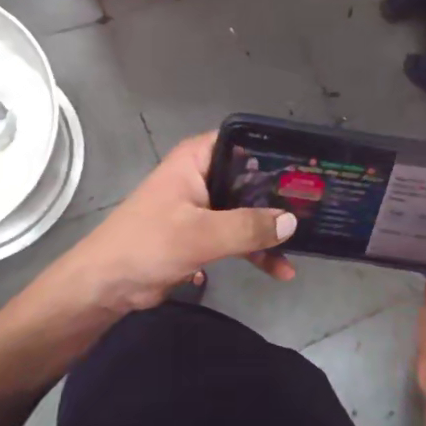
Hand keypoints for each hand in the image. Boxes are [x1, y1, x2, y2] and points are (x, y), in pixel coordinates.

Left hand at [51, 132, 297, 312]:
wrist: (108, 284)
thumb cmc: (149, 244)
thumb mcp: (202, 234)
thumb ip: (248, 227)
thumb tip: (291, 222)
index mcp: (194, 161)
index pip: (240, 141)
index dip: (272, 152)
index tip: (306, 166)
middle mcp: (199, 178)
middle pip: (248, 179)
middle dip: (278, 195)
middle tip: (318, 206)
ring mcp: (200, 208)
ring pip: (244, 211)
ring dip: (269, 230)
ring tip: (304, 247)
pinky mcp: (199, 236)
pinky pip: (235, 237)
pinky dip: (254, 251)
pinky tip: (279, 271)